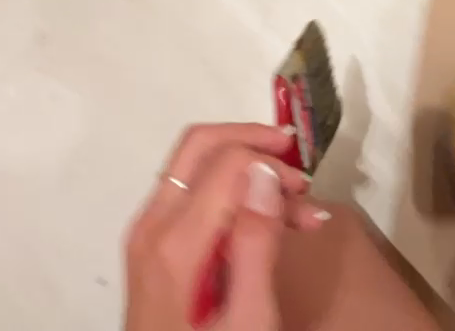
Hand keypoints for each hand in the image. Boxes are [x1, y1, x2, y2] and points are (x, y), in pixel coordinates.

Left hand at [125, 123, 331, 330]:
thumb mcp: (248, 322)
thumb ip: (256, 244)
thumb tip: (265, 171)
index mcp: (172, 242)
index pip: (225, 160)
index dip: (269, 162)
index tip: (307, 191)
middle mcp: (151, 223)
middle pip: (200, 144)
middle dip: (252, 141)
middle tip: (298, 159)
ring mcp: (147, 234)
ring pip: (197, 166)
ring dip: (246, 167)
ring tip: (299, 205)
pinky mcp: (153, 247)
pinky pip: (192, 195)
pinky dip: (230, 192)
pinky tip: (269, 219)